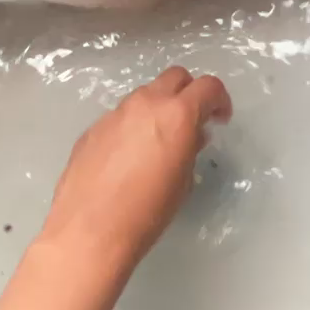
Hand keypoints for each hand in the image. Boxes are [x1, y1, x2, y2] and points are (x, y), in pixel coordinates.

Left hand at [38, 67, 231, 268]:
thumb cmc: (147, 212)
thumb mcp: (184, 180)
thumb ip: (190, 147)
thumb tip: (191, 135)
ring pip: (145, 94)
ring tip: (157, 141)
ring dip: (159, 107)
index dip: (220, 100)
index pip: (209, 86)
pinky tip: (127, 158)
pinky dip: (133, 125)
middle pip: (175, 77)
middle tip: (192, 121)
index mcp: (177, 114)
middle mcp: (146, 103)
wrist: (89, 232)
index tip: (219, 119)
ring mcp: (115, 113)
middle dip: (189, 92)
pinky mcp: (93, 128)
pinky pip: (121, 116)